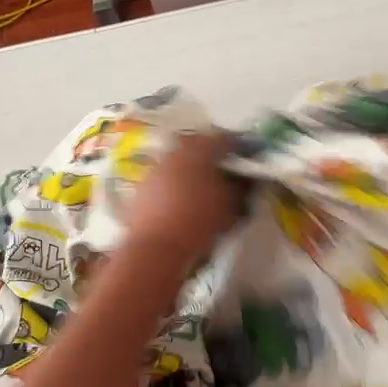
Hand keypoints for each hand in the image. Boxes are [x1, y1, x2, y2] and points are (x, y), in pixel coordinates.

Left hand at [119, 133, 239, 270]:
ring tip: (201, 187)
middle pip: (196, 145)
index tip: (246, 157)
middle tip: (223, 169)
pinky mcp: (142, 188)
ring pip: (178, 161)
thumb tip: (245, 179)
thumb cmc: (198, 221)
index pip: (223, 139)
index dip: (237, 147)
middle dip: (211, 154)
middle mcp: (175, 153)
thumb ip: (240, 188)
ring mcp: (155, 169)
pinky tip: (181, 201)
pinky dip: (175, 184)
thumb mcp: (230, 206)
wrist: (155, 247)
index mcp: (199, 151)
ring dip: (190, 169)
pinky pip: (164, 178)